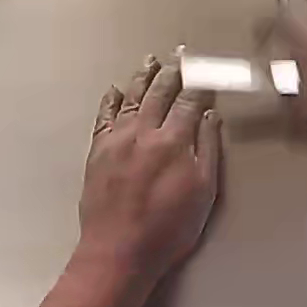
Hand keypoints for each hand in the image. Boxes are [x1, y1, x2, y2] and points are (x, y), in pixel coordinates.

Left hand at [74, 56, 222, 287]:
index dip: (199, 82)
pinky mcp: (98, 151)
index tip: (205, 68)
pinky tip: (115, 89)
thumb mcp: (203, 193)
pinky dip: (110, 99)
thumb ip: (207, 150)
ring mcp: (117, 139)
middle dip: (173, 70)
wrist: (118, 250)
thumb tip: (209, 117)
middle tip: (180, 55)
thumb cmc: (167, 229)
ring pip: (131, 97)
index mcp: (173, 141)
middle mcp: (143, 132)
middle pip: (159, 92)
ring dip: (143, 76)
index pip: (189, 101)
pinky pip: (104, 116)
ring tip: (151, 60)